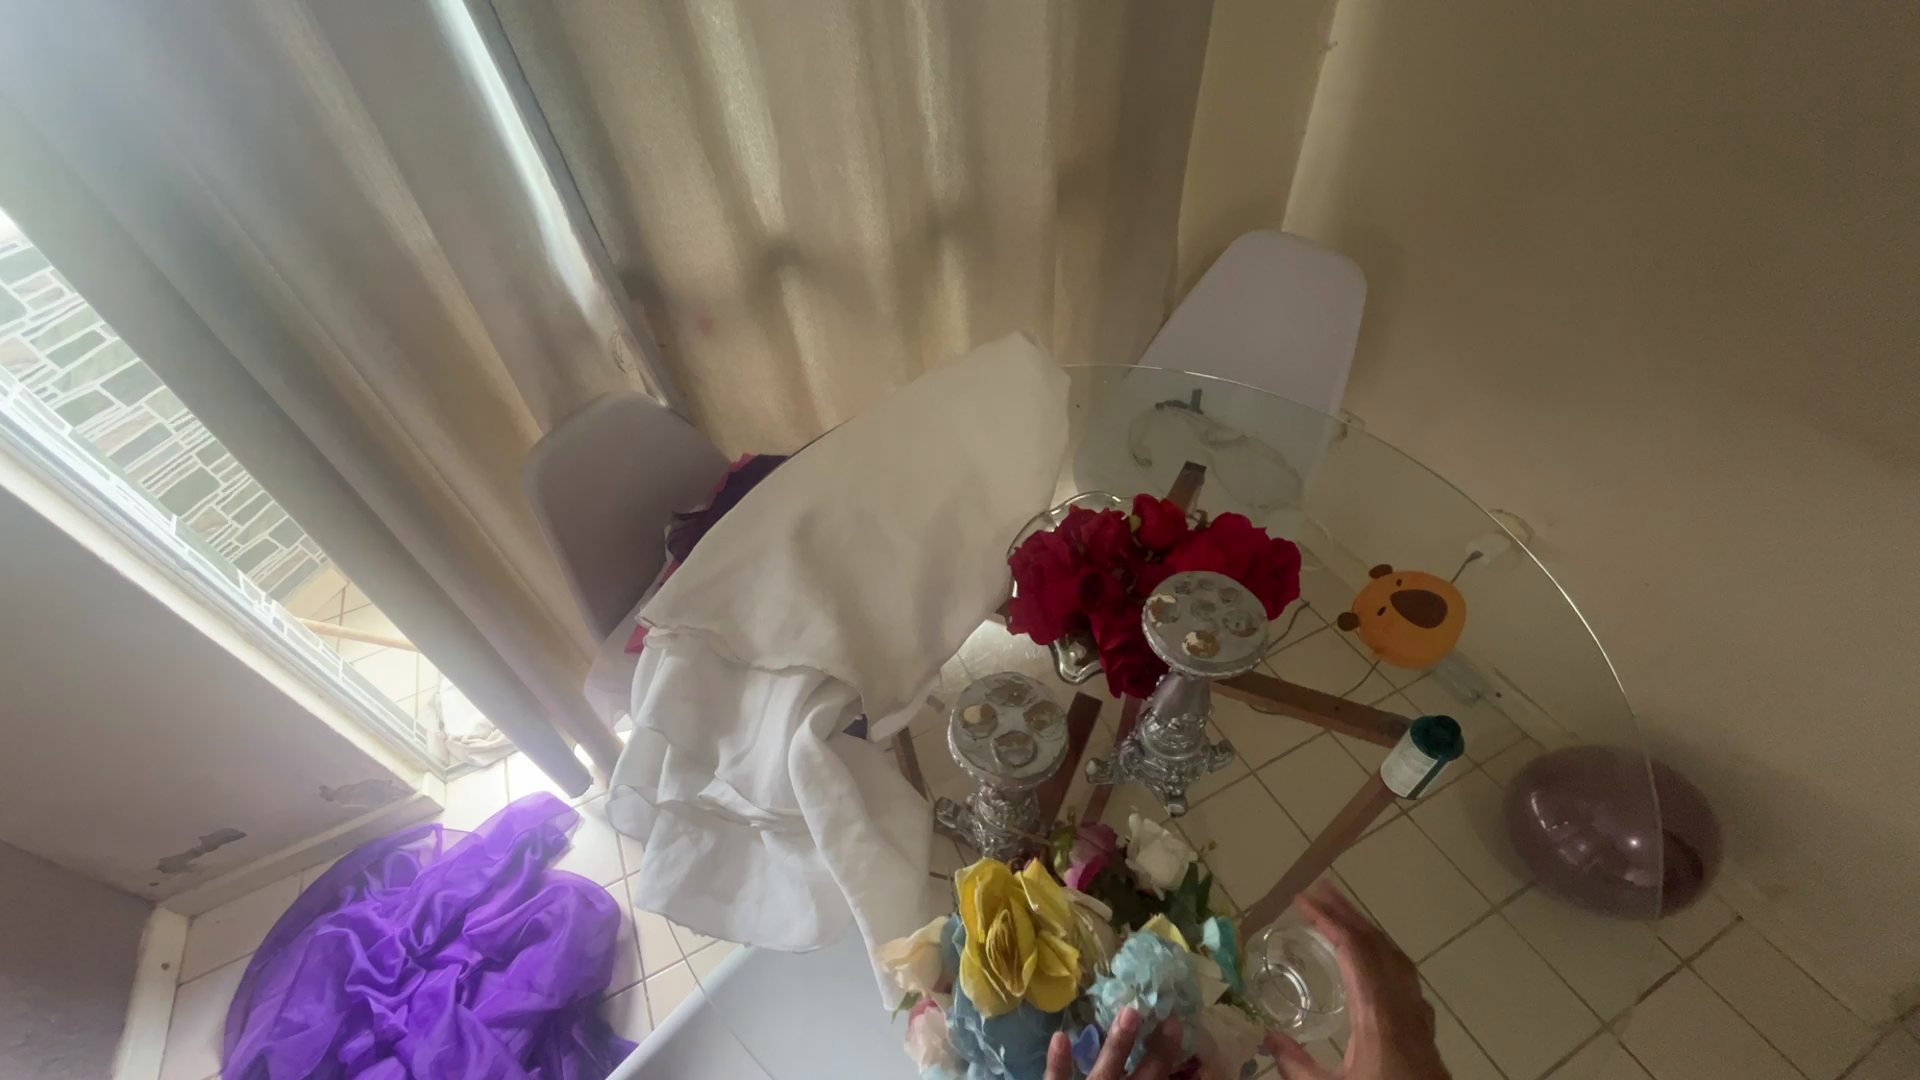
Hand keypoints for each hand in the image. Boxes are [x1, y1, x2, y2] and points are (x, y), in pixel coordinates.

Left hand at [1044, 1006, 1184, 1079]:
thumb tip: (1175, 1062)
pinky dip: (1058, 1063)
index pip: (1156, 1077)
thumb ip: (1144, 1070)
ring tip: (1129, 1012)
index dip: (1168, 1053)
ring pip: (1105, 1072)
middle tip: (1171, 1019)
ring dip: (1118, 1044)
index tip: (1177, 1023)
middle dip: (1157, 1051)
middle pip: (1143, 1077)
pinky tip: (1060, 1036)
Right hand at [1265, 882, 1449, 1079]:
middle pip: (1377, 945)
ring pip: (1396, 958)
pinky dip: (1386, 954)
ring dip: (1368, 930)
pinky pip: (1407, 978)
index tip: (1302, 901)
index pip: (1353, 950)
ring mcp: (1419, 1019)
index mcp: (1377, 1016)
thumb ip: (1296, 1066)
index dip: (1328, 919)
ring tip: (1343, 914)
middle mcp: (1402, 1008)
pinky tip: (1375, 961)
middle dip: (1347, 912)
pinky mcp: (1426, 1033)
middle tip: (1318, 889)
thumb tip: (1266, 1037)